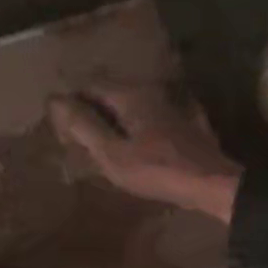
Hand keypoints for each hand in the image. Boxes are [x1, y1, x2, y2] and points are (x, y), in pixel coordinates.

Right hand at [47, 82, 243, 224]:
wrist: (212, 183)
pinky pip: (152, 116)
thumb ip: (83, 125)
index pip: (90, 84)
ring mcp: (172, 104)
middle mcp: (152, 90)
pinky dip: (137, 125)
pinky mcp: (187, 121)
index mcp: (131, 94)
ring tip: (101, 141)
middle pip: (112, 91)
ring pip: (133, 103)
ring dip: (114, 117)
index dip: (71, 101)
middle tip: (77, 135)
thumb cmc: (157, 171)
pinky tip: (136, 143)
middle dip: (91, 108)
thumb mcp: (112, 153)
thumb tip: (55, 99)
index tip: (60, 125)